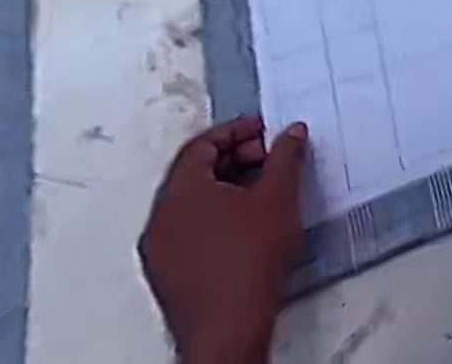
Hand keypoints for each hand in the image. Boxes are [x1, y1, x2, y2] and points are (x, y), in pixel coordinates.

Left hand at [139, 116, 308, 363]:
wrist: (231, 325)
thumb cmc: (251, 257)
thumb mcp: (280, 193)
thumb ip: (286, 155)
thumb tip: (290, 133)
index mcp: (180, 195)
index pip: (201, 146)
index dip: (236, 129)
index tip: (264, 127)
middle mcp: (161, 219)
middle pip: (194, 171)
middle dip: (235, 155)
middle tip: (270, 153)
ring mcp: (161, 249)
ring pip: (193, 199)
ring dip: (229, 182)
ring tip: (267, 184)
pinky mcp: (169, 271)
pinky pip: (190, 224)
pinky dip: (219, 209)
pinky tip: (251, 217)